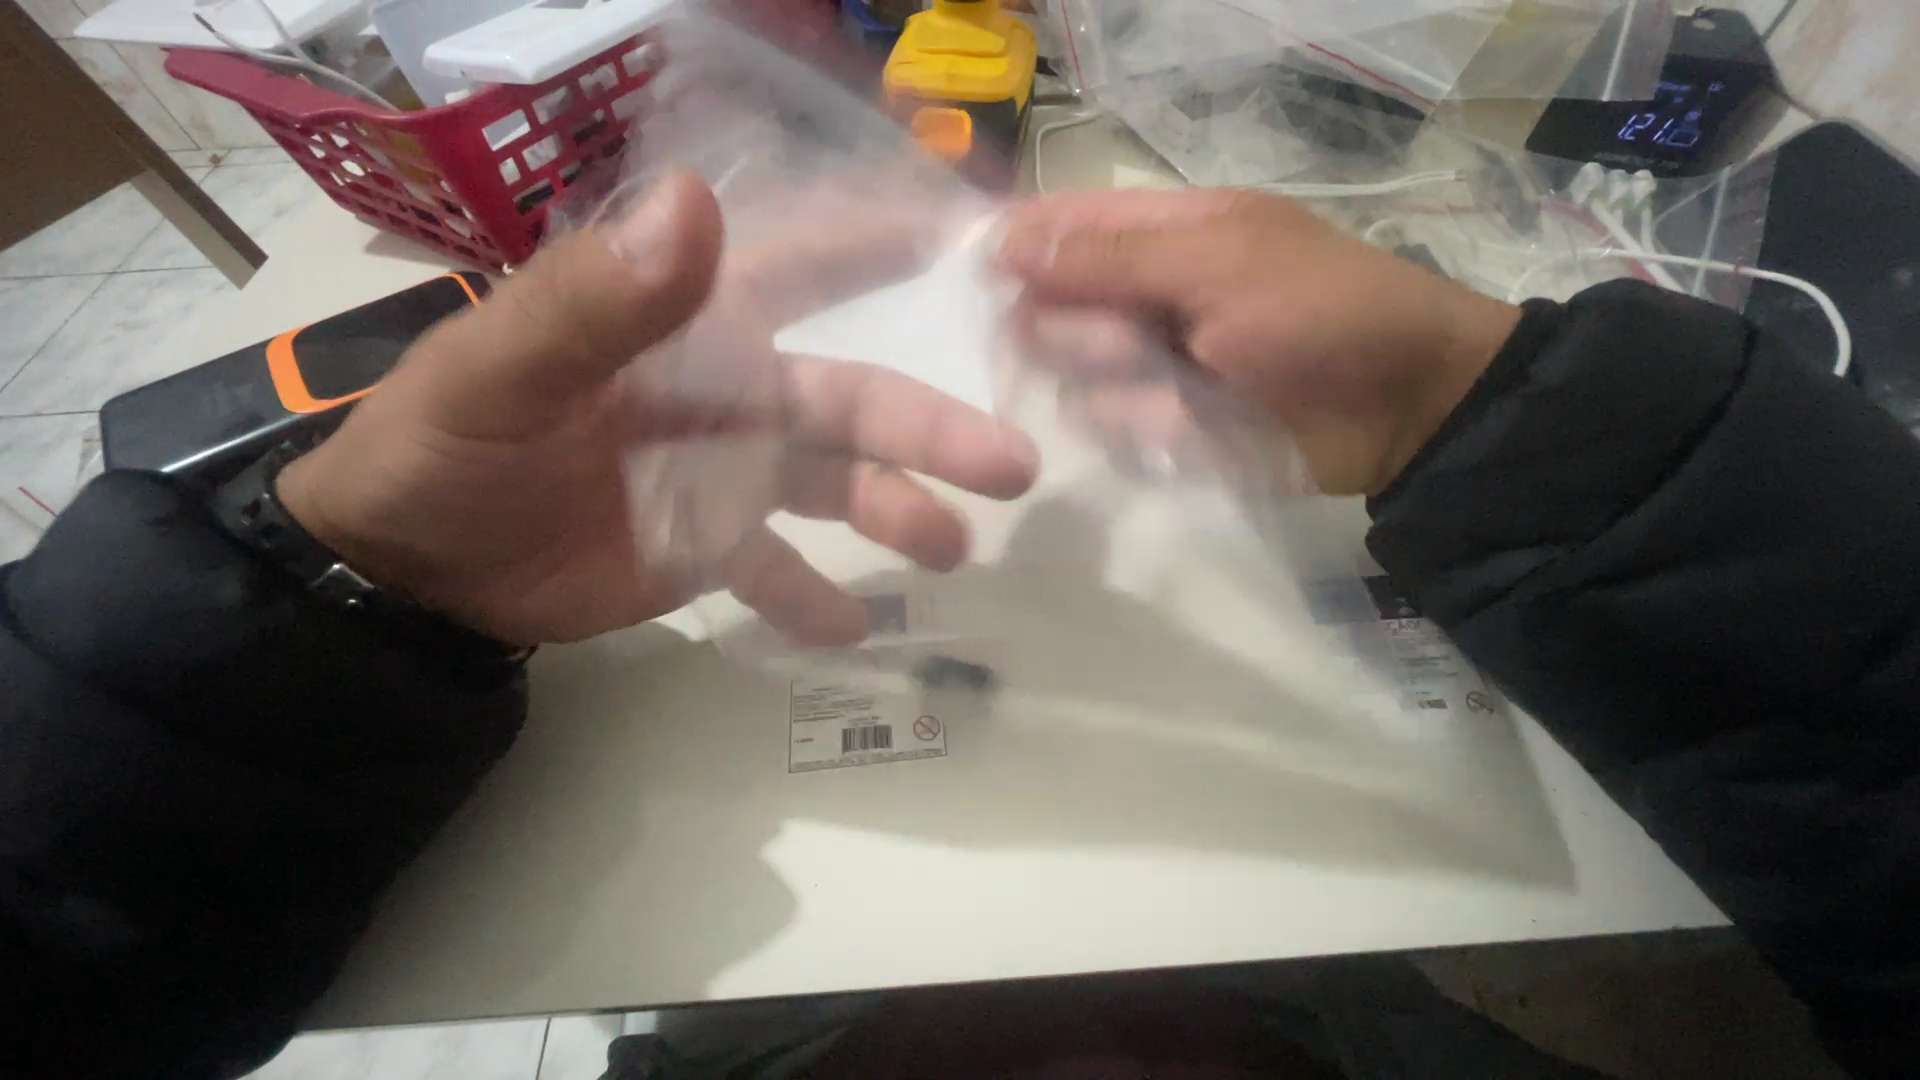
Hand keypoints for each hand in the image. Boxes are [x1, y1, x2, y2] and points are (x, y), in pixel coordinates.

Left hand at [278, 174, 1037, 646]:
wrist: (412, 569)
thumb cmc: (450, 446)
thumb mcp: (508, 370)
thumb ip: (602, 301)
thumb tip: (696, 207)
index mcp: (694, 327)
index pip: (802, 264)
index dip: (877, 245)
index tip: (965, 242)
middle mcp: (733, 393)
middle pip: (852, 402)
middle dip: (931, 429)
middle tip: (1009, 468)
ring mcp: (730, 476)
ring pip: (837, 488)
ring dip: (896, 514)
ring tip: (948, 550)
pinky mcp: (713, 548)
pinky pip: (780, 572)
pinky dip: (817, 598)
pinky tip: (853, 629)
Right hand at [996, 188, 1520, 495]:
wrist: (1398, 410)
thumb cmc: (1317, 314)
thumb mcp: (1216, 264)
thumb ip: (1108, 259)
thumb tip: (1005, 244)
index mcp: (1158, 235)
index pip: (1058, 225)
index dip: (1013, 243)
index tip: (976, 276)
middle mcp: (1138, 297)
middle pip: (1051, 312)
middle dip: (1079, 335)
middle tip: (1129, 348)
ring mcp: (1145, 366)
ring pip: (1073, 380)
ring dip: (1119, 391)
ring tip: (1180, 397)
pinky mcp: (1158, 425)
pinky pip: (1109, 430)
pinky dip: (1142, 432)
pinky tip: (1186, 429)